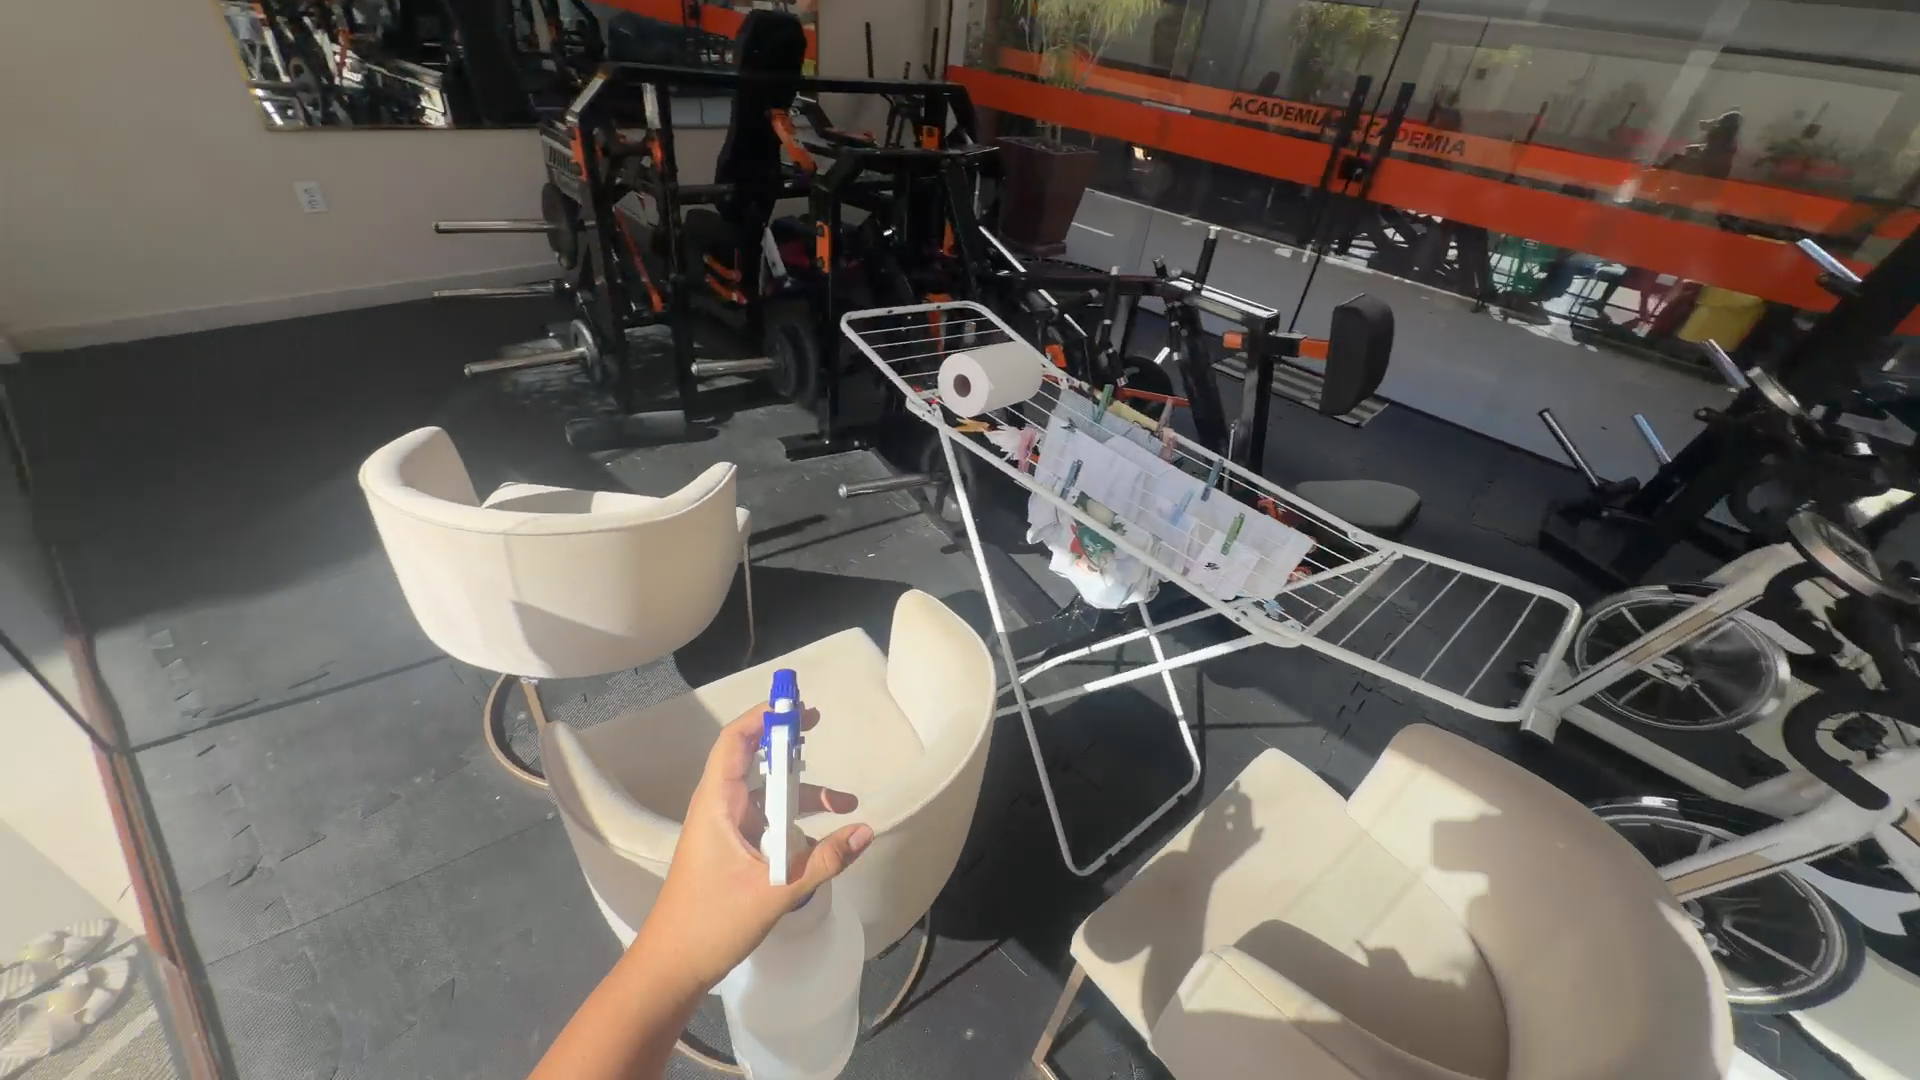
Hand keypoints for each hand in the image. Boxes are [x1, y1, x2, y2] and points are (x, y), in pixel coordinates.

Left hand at [634, 704, 872, 994]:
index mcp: (717, 804)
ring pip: (768, 795)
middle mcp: (720, 808)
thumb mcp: (775, 891)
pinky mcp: (733, 851)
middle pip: (754, 760)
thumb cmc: (711, 922)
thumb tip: (866, 831)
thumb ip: (823, 860)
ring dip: (803, 793)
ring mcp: (726, 830)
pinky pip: (768, 822)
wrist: (671, 969)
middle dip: (787, 741)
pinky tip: (823, 838)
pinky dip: (795, 820)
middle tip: (817, 722)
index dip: (764, 716)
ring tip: (845, 805)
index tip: (796, 703)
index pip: (736, 741)